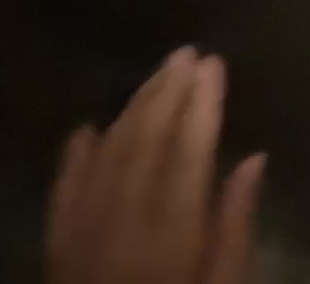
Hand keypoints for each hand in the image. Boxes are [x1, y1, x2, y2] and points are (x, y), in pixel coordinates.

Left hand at [47, 49, 265, 283]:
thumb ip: (235, 228)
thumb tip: (253, 159)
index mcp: (170, 240)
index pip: (188, 153)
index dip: (202, 103)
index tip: (215, 63)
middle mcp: (122, 229)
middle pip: (145, 144)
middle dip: (168, 92)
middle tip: (187, 53)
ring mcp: (82, 240)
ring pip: (106, 157)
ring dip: (131, 110)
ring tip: (157, 74)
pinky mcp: (56, 256)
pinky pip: (62, 196)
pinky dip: (74, 159)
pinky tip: (87, 127)